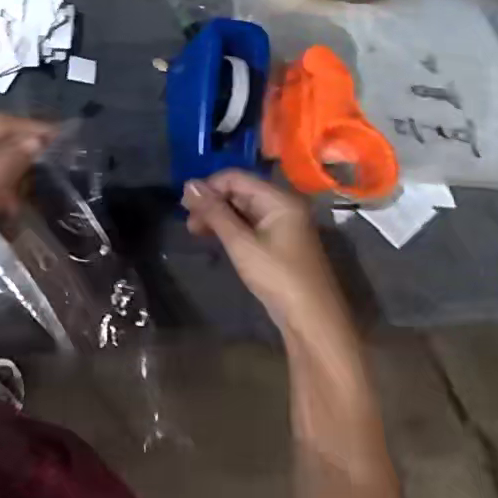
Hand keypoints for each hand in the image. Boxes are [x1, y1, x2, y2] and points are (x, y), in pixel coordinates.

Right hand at [182, 171, 347, 332]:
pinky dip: (231, 228)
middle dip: (212, 202)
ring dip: (218, 216)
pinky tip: (215, 238)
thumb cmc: (277, 276)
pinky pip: (250, 224)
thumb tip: (188, 184)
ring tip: (196, 231)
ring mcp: (283, 224)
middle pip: (240, 191)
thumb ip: (214, 212)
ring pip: (243, 209)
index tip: (185, 205)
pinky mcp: (280, 242)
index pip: (236, 177)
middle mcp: (283, 205)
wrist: (313, 320)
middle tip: (189, 222)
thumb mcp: (241, 243)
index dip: (208, 186)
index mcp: (279, 198)